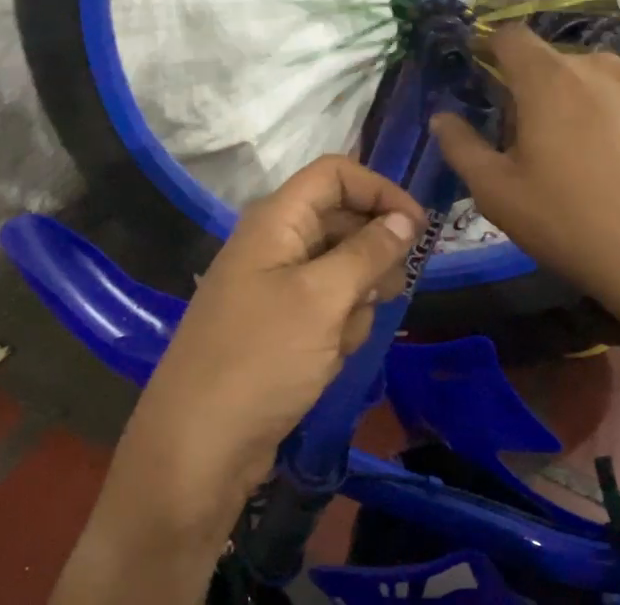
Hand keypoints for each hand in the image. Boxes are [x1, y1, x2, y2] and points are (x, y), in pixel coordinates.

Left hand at [128, 155, 424, 496]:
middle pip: (342, 222)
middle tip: (385, 294)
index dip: (379, 190)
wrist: (200, 446)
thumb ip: (368, 252)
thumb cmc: (261, 359)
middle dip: (371, 257)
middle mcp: (273, 244)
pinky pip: (326, 311)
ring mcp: (274, 288)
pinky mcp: (279, 329)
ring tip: (339, 339)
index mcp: (275, 220)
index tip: (419, 228)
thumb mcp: (323, 299)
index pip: (335, 174)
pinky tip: (326, 362)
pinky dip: (337, 331)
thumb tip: (406, 217)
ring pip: (341, 272)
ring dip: (354, 303)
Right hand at [431, 25, 619, 330]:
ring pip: (592, 78)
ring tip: (580, 152)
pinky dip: (614, 113)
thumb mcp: (496, 191)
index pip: (509, 36)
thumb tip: (442, 117)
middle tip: (530, 141)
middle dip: (533, 90)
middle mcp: (597, 64)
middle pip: (551, 62)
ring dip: (576, 100)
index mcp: (548, 77)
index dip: (491, 52)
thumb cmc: (568, 220)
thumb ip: (461, 146)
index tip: (485, 85)